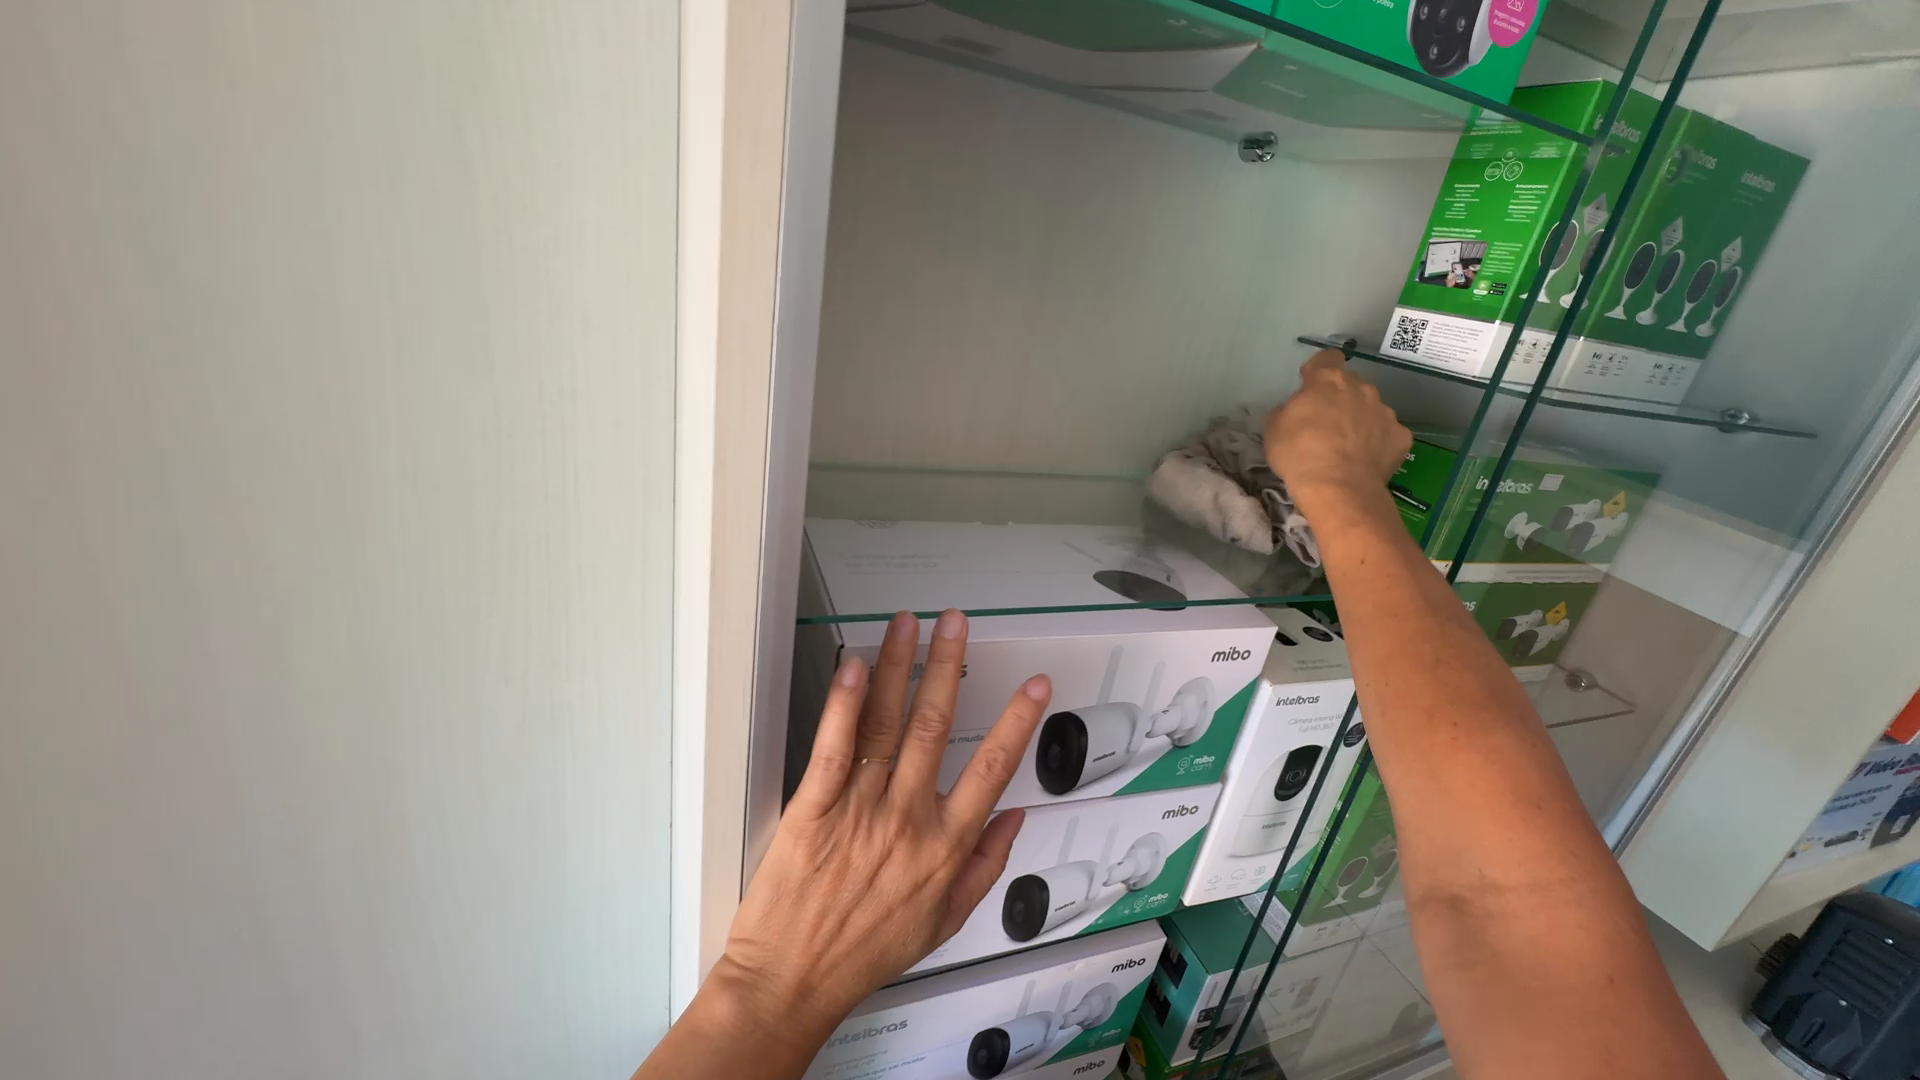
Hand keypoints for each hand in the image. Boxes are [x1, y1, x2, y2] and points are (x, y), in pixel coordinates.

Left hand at [716, 609, 1050, 1042]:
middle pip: (934, 725)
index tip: (1035, 684)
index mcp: (944, 844)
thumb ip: (987, 865)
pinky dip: (843, 704)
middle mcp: (907, 817)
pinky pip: (831, 746)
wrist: (794, 979)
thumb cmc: (867, 950)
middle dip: (948, 665)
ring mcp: (859, 808)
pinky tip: (853, 666)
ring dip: (899, 667)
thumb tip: (1015, 816)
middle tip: (955, 623)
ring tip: (907, 625)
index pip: (993, 767)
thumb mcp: (947, 921)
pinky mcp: (813, 807)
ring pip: (885, 723)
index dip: (1018, 720)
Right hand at [1265, 349, 1411, 517]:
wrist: (1338, 488)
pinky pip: (1386, 433)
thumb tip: (1292, 410)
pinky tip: (1364, 460)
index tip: (1309, 383)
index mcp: (1328, 381)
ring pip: (1370, 408)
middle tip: (1325, 423)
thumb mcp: (1273, 431)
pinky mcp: (1401, 436)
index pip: (1328, 357)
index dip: (1318, 368)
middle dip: (1339, 397)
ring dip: (1359, 419)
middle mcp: (1361, 389)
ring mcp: (1385, 412)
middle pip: (1350, 384)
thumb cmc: (1299, 454)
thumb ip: (1285, 412)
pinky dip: (1376, 442)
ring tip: (1346, 446)